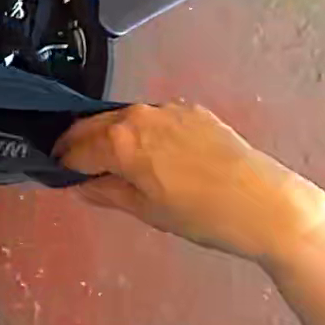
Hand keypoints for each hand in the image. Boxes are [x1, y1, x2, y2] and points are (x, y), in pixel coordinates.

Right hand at [54, 102, 324, 263]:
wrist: (268, 204)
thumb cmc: (203, 216)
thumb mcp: (149, 212)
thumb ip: (107, 193)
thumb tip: (79, 186)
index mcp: (120, 141)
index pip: (76, 149)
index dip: (62, 163)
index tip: (55, 172)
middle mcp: (136, 115)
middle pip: (93, 125)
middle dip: (78, 143)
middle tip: (70, 161)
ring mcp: (165, 108)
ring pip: (122, 117)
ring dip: (107, 134)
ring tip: (109, 157)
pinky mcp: (189, 108)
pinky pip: (152, 116)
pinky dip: (140, 130)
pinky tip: (152, 152)